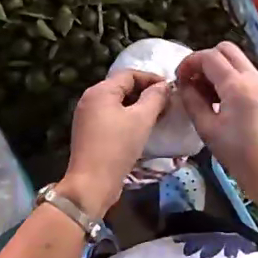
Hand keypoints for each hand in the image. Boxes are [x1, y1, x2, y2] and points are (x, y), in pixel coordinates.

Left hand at [57, 70, 171, 215]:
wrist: (91, 183)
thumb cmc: (117, 147)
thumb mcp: (141, 120)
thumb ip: (154, 98)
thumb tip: (164, 86)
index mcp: (100, 91)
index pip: (129, 74)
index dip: (151, 78)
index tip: (170, 88)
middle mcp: (90, 99)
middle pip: (122, 87)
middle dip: (145, 92)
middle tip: (166, 103)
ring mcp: (87, 116)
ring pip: (117, 103)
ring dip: (138, 106)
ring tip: (158, 115)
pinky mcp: (89, 132)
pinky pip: (111, 117)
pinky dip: (127, 118)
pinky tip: (141, 128)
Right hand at [176, 42, 257, 201]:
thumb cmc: (238, 154)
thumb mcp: (207, 128)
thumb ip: (192, 100)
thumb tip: (184, 85)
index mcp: (238, 86)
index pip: (209, 57)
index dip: (189, 62)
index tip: (179, 78)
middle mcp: (253, 77)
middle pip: (225, 49)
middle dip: (204, 59)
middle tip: (192, 80)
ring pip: (236, 58)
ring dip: (217, 67)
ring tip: (203, 91)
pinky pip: (244, 71)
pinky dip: (228, 75)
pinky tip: (219, 98)